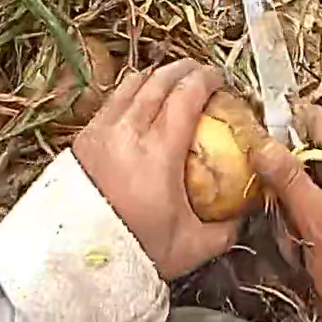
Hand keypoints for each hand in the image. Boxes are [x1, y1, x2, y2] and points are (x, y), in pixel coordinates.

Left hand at [72, 59, 238, 278]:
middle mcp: (131, 128)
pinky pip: (114, 96)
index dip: (204, 80)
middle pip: (159, 80)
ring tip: (170, 78)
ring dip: (156, 74)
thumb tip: (241, 216)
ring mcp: (106, 125)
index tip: (218, 77)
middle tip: (198, 71)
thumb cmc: (135, 247)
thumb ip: (222, 229)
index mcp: (159, 149)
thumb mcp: (189, 245)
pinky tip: (138, 96)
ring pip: (134, 83)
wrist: (81, 252)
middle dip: (183, 69)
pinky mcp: (88, 131)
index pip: (185, 96)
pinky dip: (131, 88)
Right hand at [249, 105, 321, 321]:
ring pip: (300, 184)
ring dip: (288, 209)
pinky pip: (309, 211)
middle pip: (300, 152)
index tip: (255, 140)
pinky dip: (299, 228)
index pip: (311, 117)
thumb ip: (289, 177)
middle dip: (281, 177)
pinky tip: (300, 251)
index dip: (280, 121)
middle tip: (278, 205)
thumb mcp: (320, 223)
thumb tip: (259, 139)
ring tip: (293, 240)